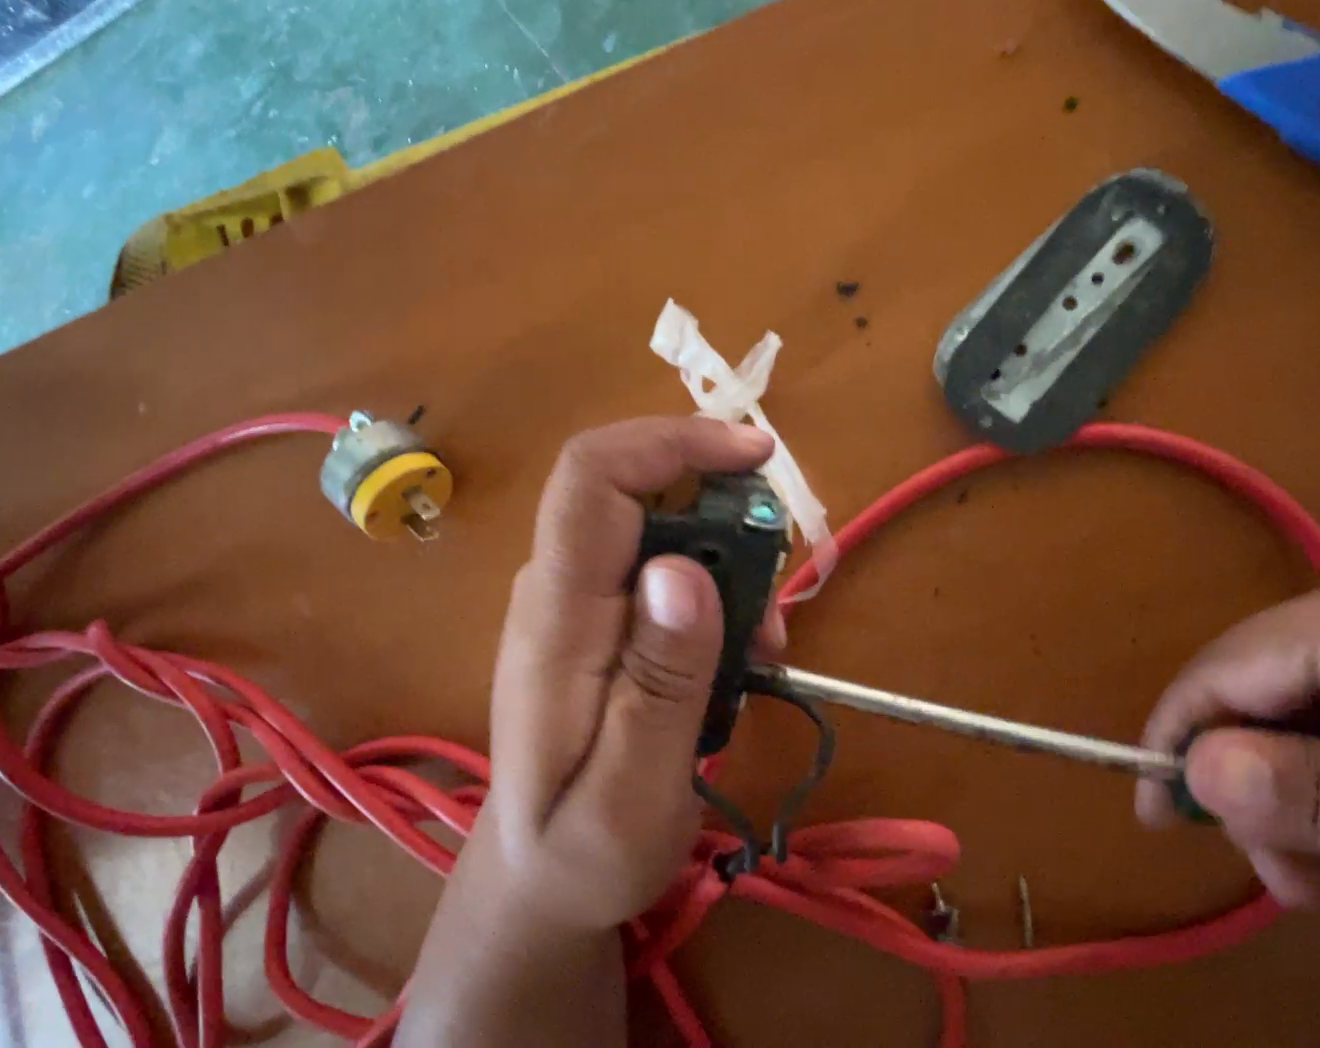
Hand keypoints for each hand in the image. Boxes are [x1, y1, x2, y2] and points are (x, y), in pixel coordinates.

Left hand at [476, 415, 777, 928]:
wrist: (541, 878)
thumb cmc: (584, 850)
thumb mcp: (633, 792)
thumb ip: (660, 684)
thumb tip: (684, 569)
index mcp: (557, 620)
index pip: (592, 479)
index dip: (673, 442)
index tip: (758, 456)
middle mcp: (557, 591)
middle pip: (636, 490)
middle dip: (724, 512)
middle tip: (778, 593)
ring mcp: (576, 603)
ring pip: (660, 528)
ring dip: (731, 562)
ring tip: (765, 646)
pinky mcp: (599, 621)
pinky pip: (663, 569)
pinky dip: (718, 591)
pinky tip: (742, 653)